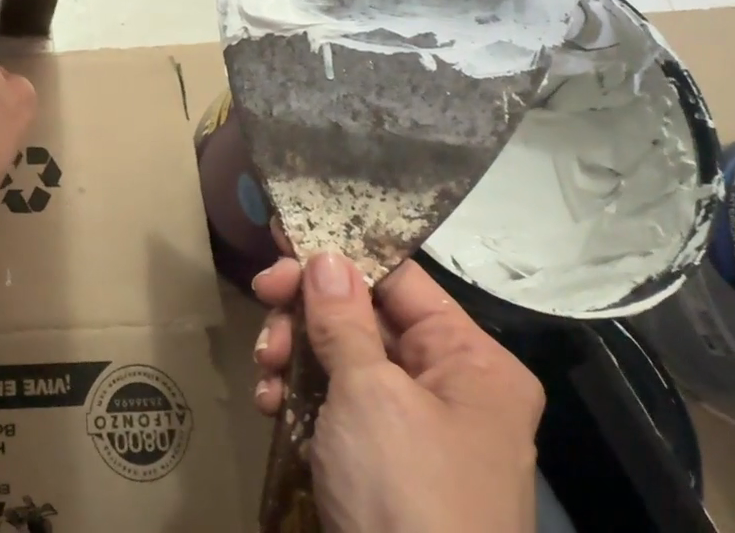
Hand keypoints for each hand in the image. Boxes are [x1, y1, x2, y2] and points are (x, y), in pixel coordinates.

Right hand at [251, 251, 544, 532]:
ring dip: (294, 356)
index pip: (399, 279)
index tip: (277, 244)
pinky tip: (270, 406)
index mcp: (471, 361)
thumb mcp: (370, 394)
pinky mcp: (382, 458)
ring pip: (342, 358)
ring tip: (265, 376)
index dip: (337, 257)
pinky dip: (300, 397)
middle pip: (364, 316)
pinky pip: (337, 404)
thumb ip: (342, 318)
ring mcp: (415, 425)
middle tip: (262, 310)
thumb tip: (326, 255)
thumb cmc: (406, 490)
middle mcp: (450, 385)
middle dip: (306, 314)